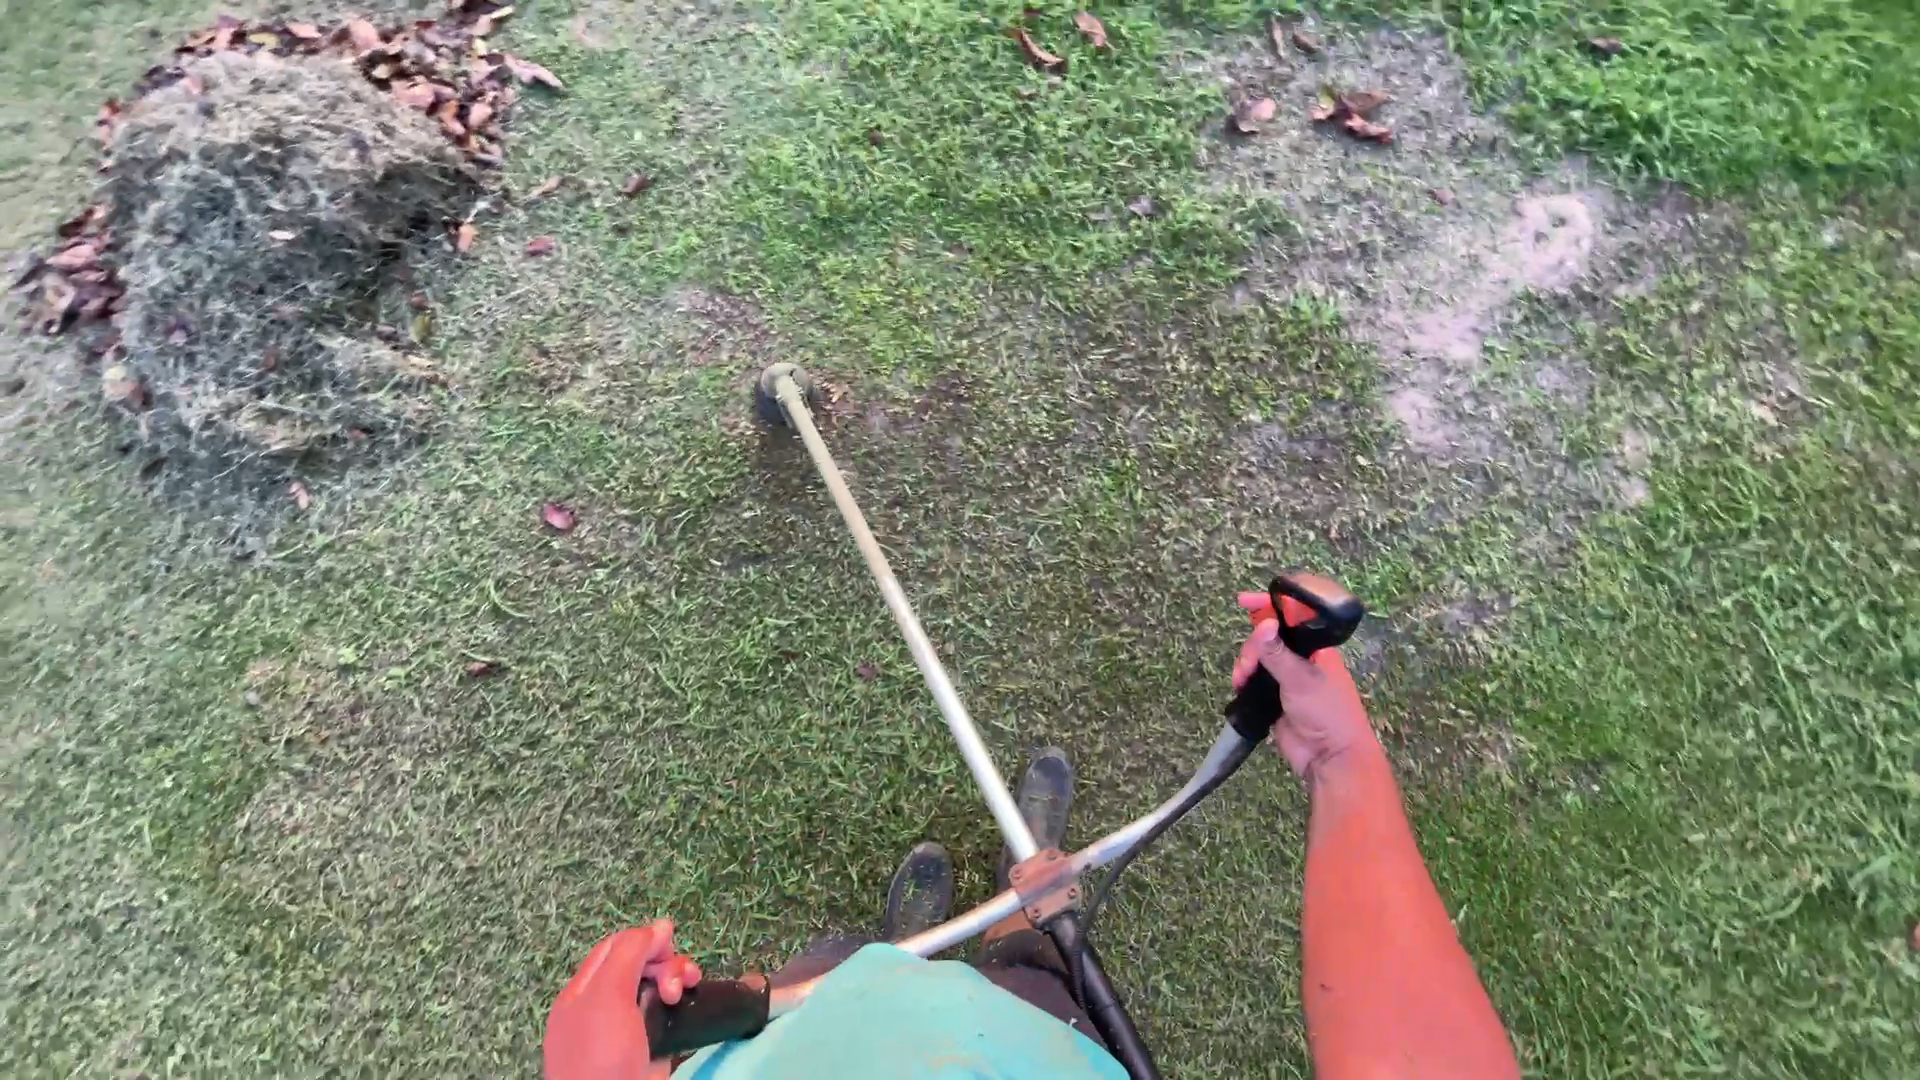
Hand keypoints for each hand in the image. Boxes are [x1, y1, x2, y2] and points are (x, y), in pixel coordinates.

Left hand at [545, 920, 702, 1079]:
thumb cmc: (601, 1055)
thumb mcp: (608, 996)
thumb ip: (631, 953)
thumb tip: (662, 925)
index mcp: (583, 992)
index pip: (616, 946)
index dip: (644, 940)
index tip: (667, 948)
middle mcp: (603, 1006)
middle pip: (641, 963)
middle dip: (665, 963)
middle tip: (676, 982)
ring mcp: (627, 1028)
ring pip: (658, 985)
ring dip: (676, 979)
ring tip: (683, 995)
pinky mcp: (650, 1046)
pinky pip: (669, 1012)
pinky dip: (682, 1004)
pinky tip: (689, 1008)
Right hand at [1232, 591, 1377, 778]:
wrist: (1329, 758)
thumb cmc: (1327, 713)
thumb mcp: (1302, 679)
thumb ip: (1278, 653)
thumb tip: (1263, 623)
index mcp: (1317, 648)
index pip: (1292, 616)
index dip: (1269, 605)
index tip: (1244, 601)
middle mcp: (1301, 659)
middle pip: (1267, 637)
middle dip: (1252, 646)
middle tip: (1248, 665)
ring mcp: (1287, 678)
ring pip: (1258, 657)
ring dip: (1245, 664)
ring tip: (1242, 680)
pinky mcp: (1274, 696)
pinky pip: (1253, 678)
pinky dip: (1244, 679)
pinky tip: (1240, 687)